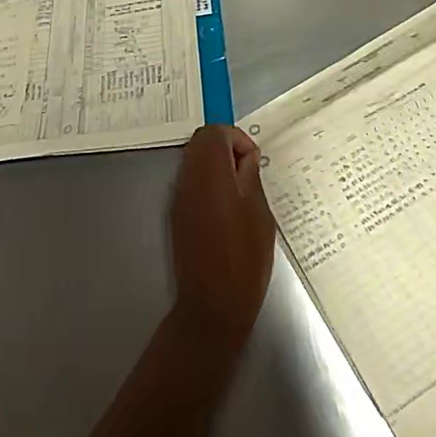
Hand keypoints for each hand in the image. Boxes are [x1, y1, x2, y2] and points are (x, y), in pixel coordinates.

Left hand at [169, 124, 275, 347]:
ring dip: (215, 164)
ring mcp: (178, 196)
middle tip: (248, 172)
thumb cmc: (245, 257)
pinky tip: (225, 207)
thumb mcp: (259, 212)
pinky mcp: (176, 214)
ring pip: (193, 160)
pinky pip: (190, 182)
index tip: (254, 162)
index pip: (216, 132)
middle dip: (226, 148)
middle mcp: (188, 178)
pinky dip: (207, 182)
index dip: (238, 139)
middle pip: (200, 142)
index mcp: (209, 172)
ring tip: (240, 191)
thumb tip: (245, 157)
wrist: (214, 303)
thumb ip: (250, 176)